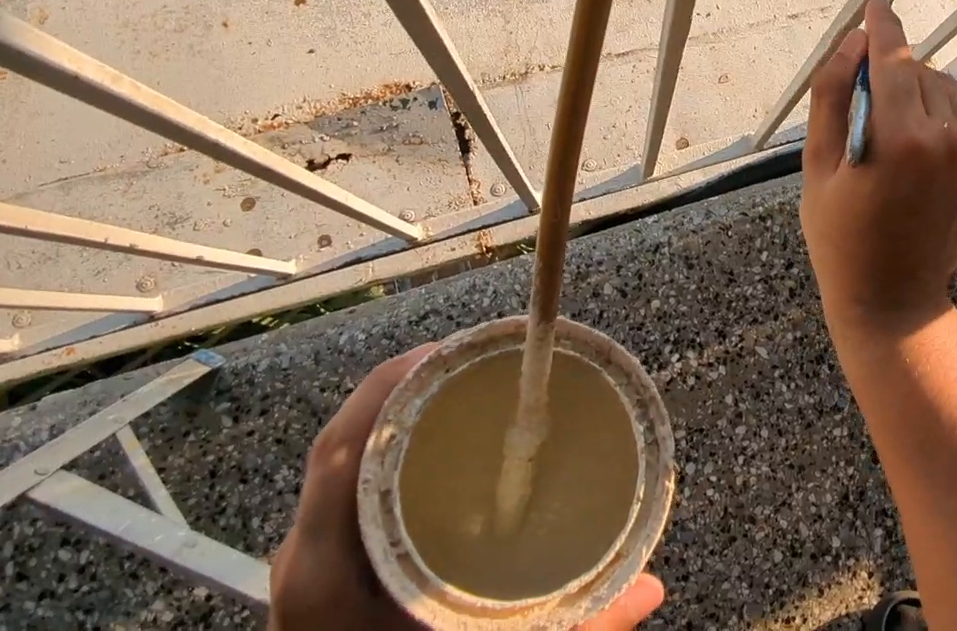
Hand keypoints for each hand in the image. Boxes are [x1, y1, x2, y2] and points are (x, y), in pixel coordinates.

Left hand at [269, 345, 665, 630]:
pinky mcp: (323, 566)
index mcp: (325, 573)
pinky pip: (346, 488)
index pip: (338, 453)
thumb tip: (651, 590)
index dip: (386, 389)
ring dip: (392, 417)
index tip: (443, 352)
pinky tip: (429, 448)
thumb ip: (567, 624)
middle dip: (403, 390)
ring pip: (341, 463)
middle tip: (470, 361)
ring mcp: (308, 560)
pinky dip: (385, 451)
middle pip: (342, 444)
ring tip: (455, 387)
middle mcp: (304, 557)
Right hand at [799, 0, 956, 337]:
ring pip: (943, 89)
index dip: (882, 27)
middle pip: (917, 71)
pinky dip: (935, 112)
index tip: (875, 3)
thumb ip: (831, 95)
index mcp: (900, 138)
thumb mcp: (816, 166)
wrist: (894, 301)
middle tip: (859, 94)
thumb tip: (852, 44)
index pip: (893, 59)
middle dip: (888, 67)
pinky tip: (910, 143)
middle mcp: (946, 138)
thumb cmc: (840, 238)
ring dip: (914, 87)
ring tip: (885, 122)